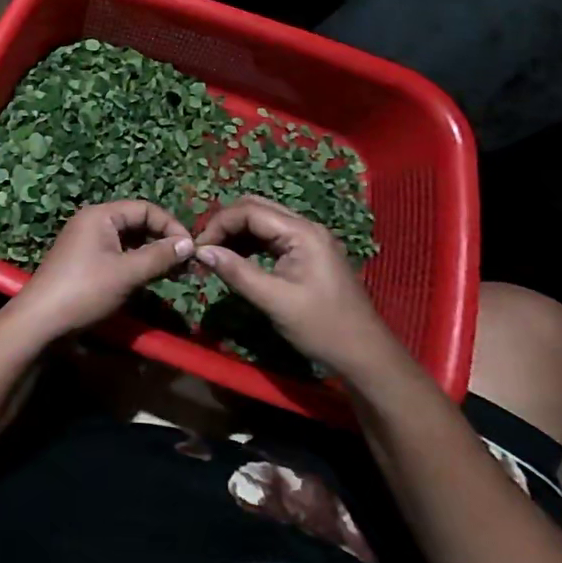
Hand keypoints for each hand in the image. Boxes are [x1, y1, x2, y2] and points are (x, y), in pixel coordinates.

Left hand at [12, 201, 193, 339]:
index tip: (191, 248)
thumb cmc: (84, 291)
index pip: (145, 209)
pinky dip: (138, 265)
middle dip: (164, 241)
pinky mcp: (86, 263)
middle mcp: (93, 223)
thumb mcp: (127, 273)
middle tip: (188, 264)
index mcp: (100, 215)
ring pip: (130, 242)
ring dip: (153, 255)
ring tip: (177, 274)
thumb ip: (160, 256)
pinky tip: (154, 279)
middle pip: (138, 223)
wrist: (40, 322)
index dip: (171, 226)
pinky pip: (119, 256)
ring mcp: (88, 243)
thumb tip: (189, 244)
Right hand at [194, 196, 401, 373]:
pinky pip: (273, 239)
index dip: (218, 225)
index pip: (249, 211)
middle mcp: (306, 228)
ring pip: (263, 223)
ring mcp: (309, 240)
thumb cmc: (321, 326)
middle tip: (204, 250)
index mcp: (301, 232)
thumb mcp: (274, 301)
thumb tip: (201, 252)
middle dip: (226, 225)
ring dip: (237, 235)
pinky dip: (251, 246)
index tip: (197, 249)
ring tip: (215, 258)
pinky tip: (236, 262)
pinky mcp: (308, 255)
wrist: (364, 353)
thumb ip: (237, 272)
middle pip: (256, 209)